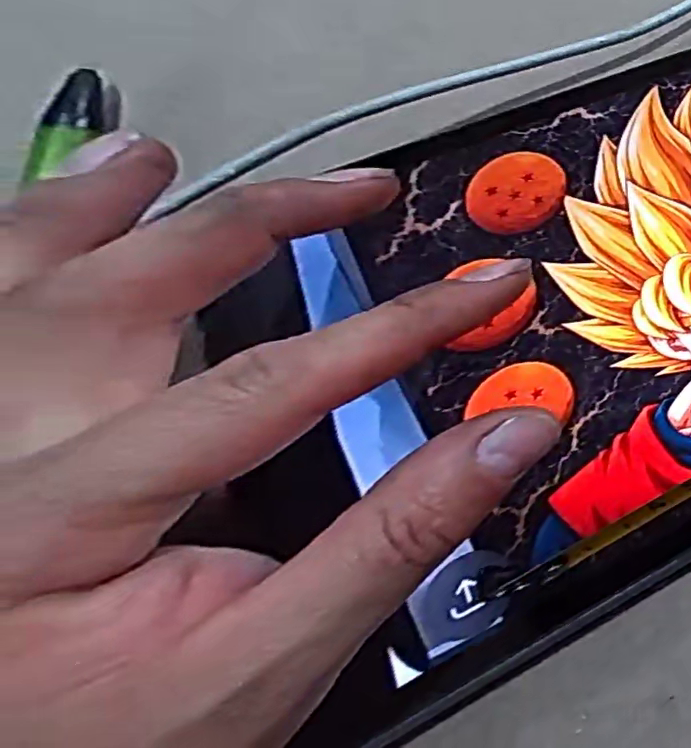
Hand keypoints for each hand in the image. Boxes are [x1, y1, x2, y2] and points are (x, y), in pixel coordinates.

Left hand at [0, 132, 560, 747]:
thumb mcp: (277, 654)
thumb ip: (400, 533)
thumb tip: (516, 431)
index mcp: (49, 521)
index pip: (270, 381)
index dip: (401, 323)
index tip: (489, 284)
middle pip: (110, 301)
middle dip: (255, 223)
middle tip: (353, 189)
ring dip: (80, 216)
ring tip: (145, 160)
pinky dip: (4, 274)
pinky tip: (38, 244)